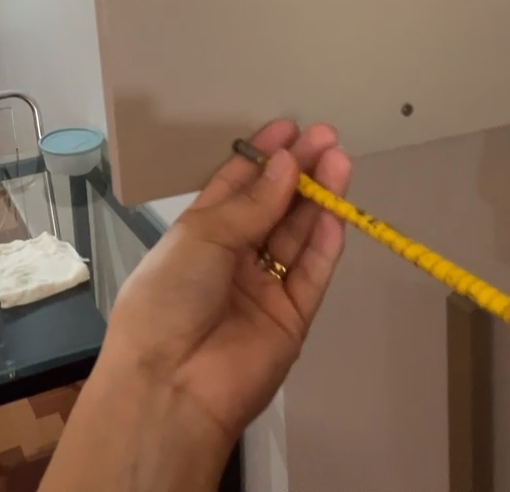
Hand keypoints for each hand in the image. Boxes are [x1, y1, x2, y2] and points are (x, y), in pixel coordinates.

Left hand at [100, 118, 351, 450]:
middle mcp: (234, 254)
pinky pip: (312, 272)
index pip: (237, 184)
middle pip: (273, 205)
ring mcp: (265, 286)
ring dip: (318, 197)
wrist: (172, 381)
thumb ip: (251, 204)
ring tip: (339, 159)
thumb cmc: (171, 292)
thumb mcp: (202, 236)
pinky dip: (326, 240)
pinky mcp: (293, 317)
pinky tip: (339, 207)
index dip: (263, 155)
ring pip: (297, 233)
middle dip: (298, 170)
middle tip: (326, 137)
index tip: (290, 127)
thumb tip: (286, 164)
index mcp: (200, 231)